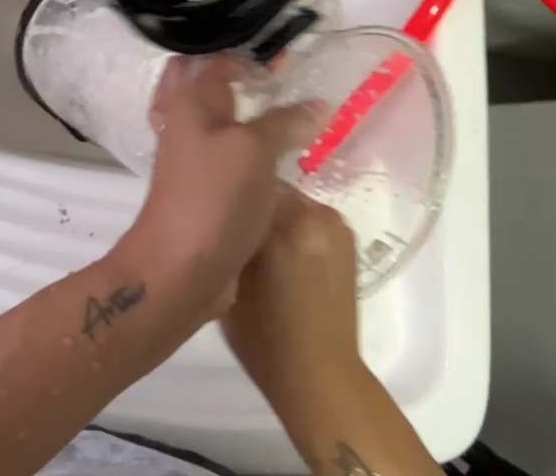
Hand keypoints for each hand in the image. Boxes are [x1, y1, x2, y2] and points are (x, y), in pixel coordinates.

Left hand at [116, 54, 318, 315]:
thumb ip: (283, 121)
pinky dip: (253, 145)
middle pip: (210, 81)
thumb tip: (316, 104)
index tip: (291, 46)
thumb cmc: (214, 196)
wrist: (180, 267)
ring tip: (294, 104)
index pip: (218, 55)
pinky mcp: (202, 184)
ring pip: (220, 117)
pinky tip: (282, 150)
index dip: (251, 48)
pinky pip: (229, 152)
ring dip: (250, 109)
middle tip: (288, 73)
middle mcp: (184, 118)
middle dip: (244, 73)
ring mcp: (190, 153)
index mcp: (190, 98)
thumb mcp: (256, 150)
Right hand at [222, 187, 362, 392]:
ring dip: (273, 210)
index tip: (208, 202)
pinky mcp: (346, 238)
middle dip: (250, 199)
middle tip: (229, 218)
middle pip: (269, 188)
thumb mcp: (229, 279)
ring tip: (255, 234)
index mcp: (280, 222)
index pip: (243, 182)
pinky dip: (294, 223)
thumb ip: (227, 236)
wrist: (319, 374)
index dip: (224, 191)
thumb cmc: (263, 335)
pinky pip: (310, 215)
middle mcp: (311, 213)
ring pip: (291, 200)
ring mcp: (334, 224)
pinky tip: (281, 247)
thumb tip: (218, 212)